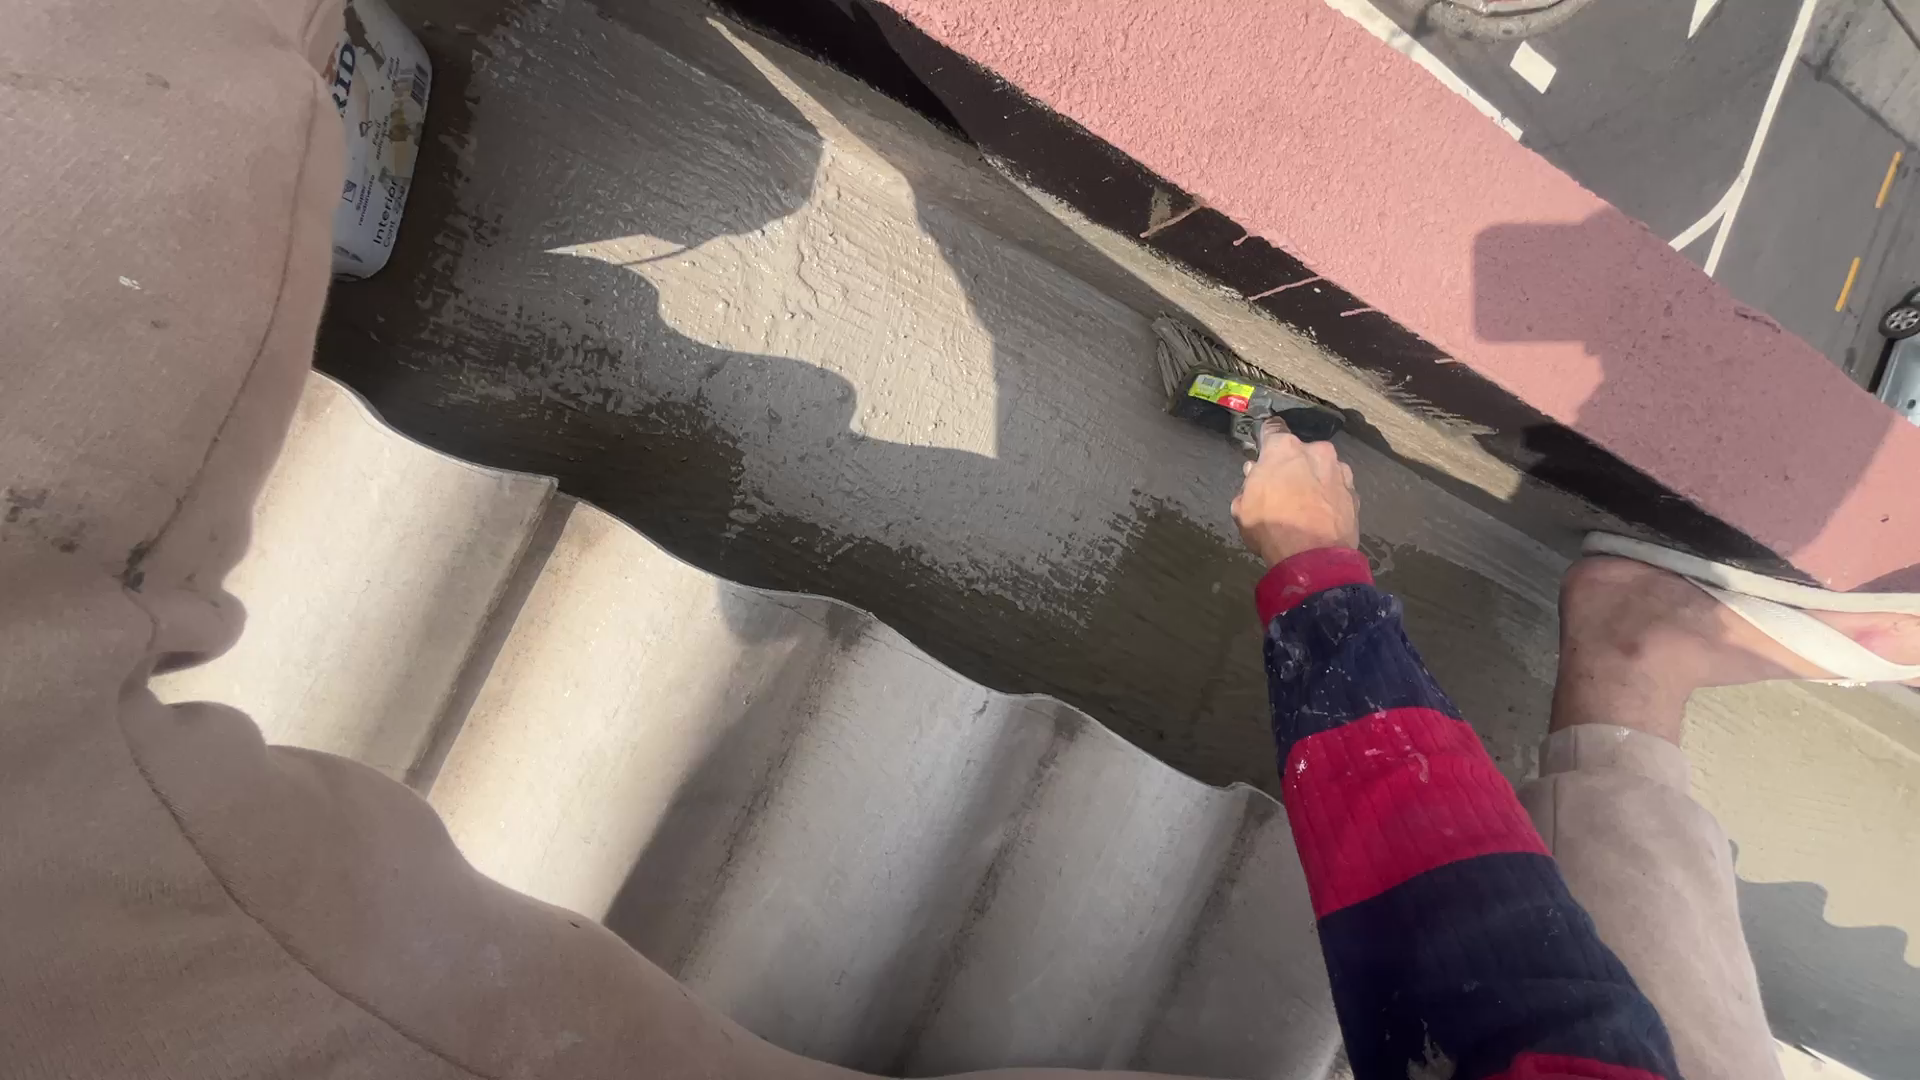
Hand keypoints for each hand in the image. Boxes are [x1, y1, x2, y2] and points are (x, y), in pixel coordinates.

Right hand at [1230, 417, 1358, 566]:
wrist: (1312, 557)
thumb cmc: (1271, 526)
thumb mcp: (1242, 508)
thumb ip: (1249, 485)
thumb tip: (1255, 473)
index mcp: (1284, 448)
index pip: (1272, 428)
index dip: (1266, 439)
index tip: (1263, 449)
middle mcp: (1316, 451)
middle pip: (1300, 451)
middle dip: (1292, 464)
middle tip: (1282, 486)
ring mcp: (1340, 471)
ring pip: (1322, 468)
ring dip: (1314, 478)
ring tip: (1305, 503)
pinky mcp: (1355, 492)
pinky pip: (1337, 488)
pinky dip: (1329, 496)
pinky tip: (1320, 514)